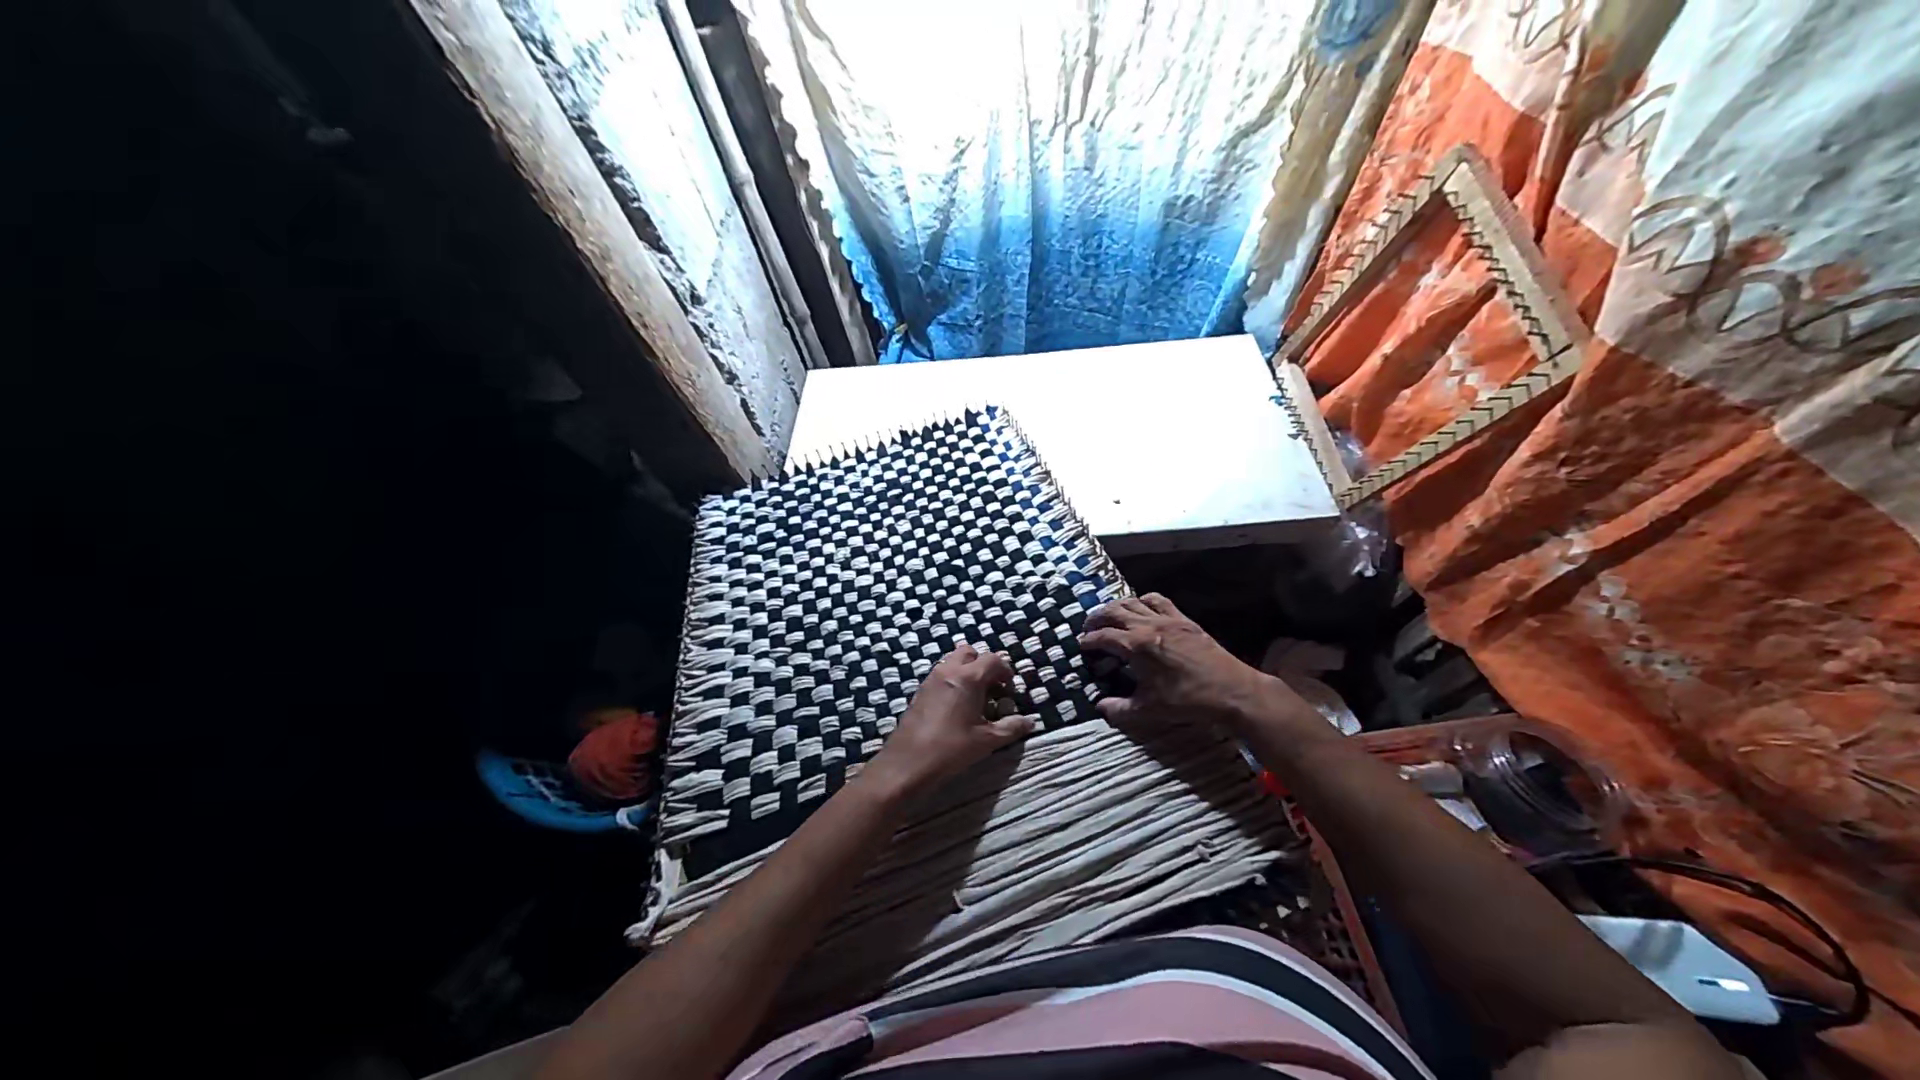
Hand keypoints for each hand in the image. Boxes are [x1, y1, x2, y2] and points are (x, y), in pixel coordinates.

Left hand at [862, 644, 1034, 796]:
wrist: (907, 763)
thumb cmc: (950, 749)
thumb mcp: (987, 741)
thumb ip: (1011, 728)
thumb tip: (1029, 722)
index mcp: (967, 677)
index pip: (993, 660)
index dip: (1006, 672)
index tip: (1009, 692)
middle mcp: (948, 671)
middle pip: (970, 653)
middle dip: (984, 666)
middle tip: (992, 690)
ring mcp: (931, 679)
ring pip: (953, 662)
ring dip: (967, 672)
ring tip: (975, 700)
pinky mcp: (920, 691)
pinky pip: (941, 675)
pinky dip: (953, 681)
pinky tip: (956, 708)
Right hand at [1079, 593, 1315, 733]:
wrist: (1231, 690)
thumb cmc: (1187, 701)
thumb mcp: (1148, 710)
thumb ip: (1119, 709)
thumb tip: (1100, 706)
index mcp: (1135, 646)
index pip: (1102, 636)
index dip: (1088, 641)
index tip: (1081, 646)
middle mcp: (1148, 625)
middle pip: (1113, 611)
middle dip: (1096, 618)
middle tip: (1088, 627)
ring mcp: (1167, 619)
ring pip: (1133, 601)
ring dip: (1116, 606)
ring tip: (1109, 615)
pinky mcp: (1183, 619)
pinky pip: (1158, 600)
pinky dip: (1143, 600)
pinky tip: (1141, 608)